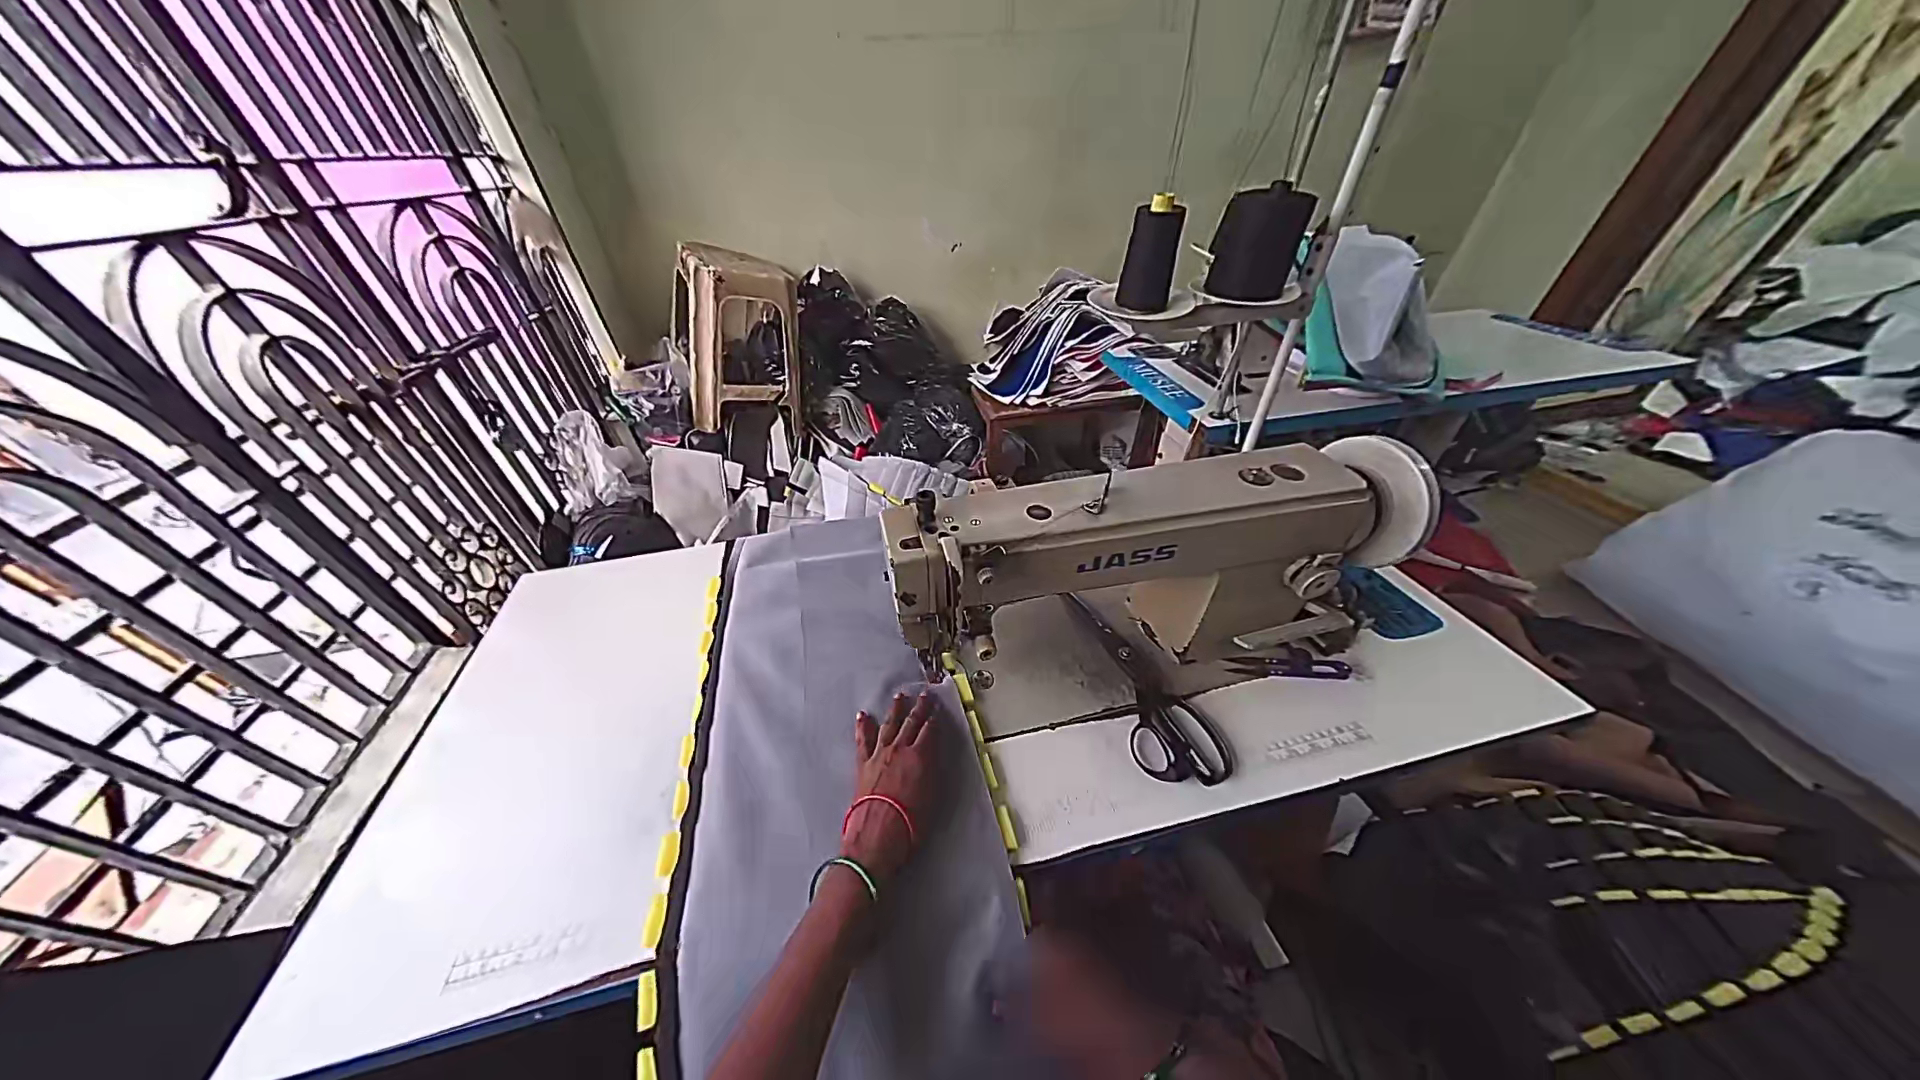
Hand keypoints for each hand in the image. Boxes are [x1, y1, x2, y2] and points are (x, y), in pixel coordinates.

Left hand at [845, 692, 939, 885]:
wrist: (876, 835)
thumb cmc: (907, 823)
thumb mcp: (932, 797)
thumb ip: (932, 772)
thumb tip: (932, 760)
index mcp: (920, 756)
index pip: (930, 730)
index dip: (935, 718)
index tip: (938, 710)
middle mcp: (899, 750)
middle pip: (911, 722)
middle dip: (919, 707)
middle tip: (923, 695)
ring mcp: (879, 755)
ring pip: (889, 724)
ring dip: (895, 709)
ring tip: (899, 697)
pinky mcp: (863, 764)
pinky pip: (863, 740)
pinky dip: (863, 726)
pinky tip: (863, 716)